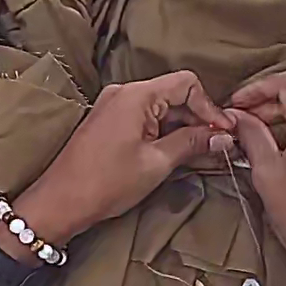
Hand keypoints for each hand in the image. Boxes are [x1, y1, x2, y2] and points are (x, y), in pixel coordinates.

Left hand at [10, 71, 234, 251]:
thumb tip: (222, 136)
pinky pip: (145, 118)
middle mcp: (124, 94)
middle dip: (199, 119)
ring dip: (182, 128)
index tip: (224, 132)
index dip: (210, 107)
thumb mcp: (156, 163)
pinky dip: (164, 132)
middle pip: (174, 94)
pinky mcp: (109, 122)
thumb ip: (192, 143)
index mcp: (136, 96)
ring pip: (161, 108)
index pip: (186, 84)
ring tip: (200, 153)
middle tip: (218, 146)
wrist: (61, 202)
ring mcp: (114, 107)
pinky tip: (176, 153)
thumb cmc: (104, 183)